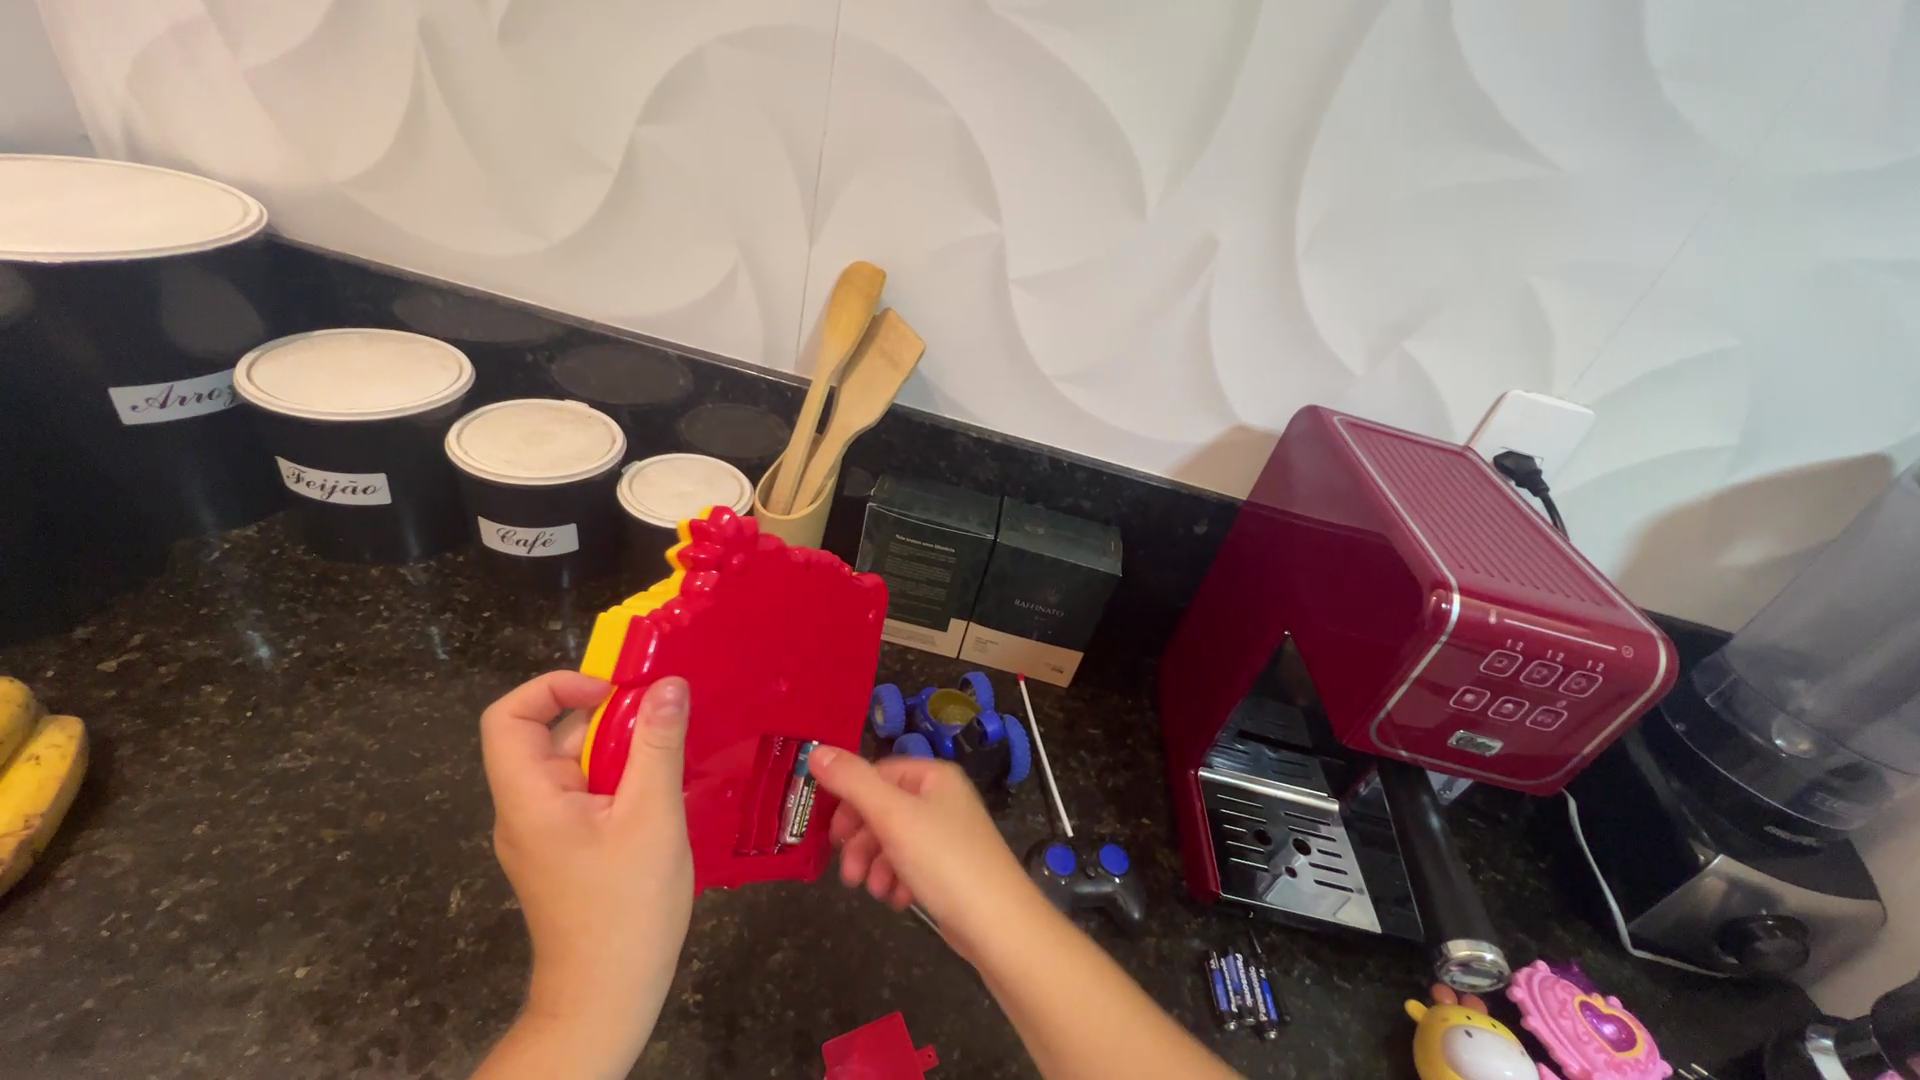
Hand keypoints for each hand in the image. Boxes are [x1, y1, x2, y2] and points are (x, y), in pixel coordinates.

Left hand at [478, 671, 693, 1074]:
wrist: (608, 996)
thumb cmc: (626, 906)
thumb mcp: (652, 816)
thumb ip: (658, 745)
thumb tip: (669, 684)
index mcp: (529, 799)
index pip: (507, 717)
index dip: (553, 687)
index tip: (611, 692)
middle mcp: (525, 811)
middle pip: (546, 738)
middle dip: (603, 718)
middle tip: (660, 719)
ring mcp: (543, 834)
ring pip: (572, 766)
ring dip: (618, 749)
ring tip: (668, 753)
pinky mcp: (565, 852)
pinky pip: (585, 795)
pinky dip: (620, 778)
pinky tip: (660, 792)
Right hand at [808, 747, 1042, 958]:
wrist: (998, 924)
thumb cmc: (944, 860)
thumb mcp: (893, 816)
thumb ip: (852, 782)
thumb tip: (816, 751)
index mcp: (933, 777)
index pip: (877, 774)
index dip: (849, 801)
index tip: (830, 835)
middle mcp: (942, 799)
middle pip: (883, 809)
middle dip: (861, 841)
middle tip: (847, 872)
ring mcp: (948, 835)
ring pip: (893, 841)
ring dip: (875, 865)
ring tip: (873, 890)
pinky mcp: (949, 869)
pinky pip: (910, 865)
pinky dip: (897, 880)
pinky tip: (898, 900)